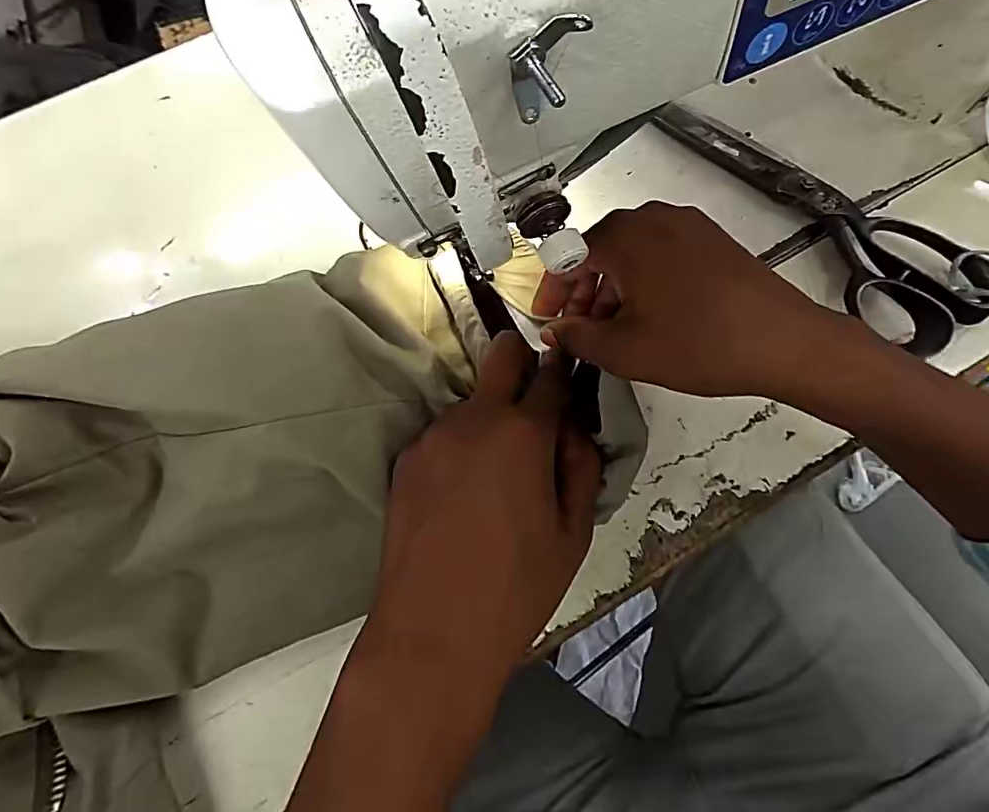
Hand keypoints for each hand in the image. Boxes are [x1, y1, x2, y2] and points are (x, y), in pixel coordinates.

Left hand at [290, 335, 602, 810]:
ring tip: (496, 476)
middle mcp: (474, 419)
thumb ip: (582, 465)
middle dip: (524, 360)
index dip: (566, 370)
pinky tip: (464, 494)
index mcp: (524, 433)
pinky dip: (463, 445)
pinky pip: (446, 434)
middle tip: (535, 408)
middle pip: (502, 353)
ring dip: (491, 418)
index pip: (552, 374)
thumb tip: (574, 426)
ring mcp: (434, 436)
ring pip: (473, 400)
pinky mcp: (406, 460)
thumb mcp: (574, 531)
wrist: (430, 636)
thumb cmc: (517, 587)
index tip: (571, 376)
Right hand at [531, 202, 866, 399]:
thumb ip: (580, 337)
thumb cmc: (704, 342)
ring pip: (634, 251)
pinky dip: (647, 278)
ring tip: (618, 327)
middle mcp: (654, 218)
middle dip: (585, 290)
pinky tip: (653, 313)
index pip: (568, 256)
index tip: (550, 317)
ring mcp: (687, 225)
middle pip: (601, 249)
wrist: (781, 340)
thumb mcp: (626, 350)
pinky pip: (663, 252)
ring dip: (616, 286)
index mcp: (625, 237)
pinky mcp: (712, 238)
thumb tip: (560, 331)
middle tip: (582, 327)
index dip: (552, 291)